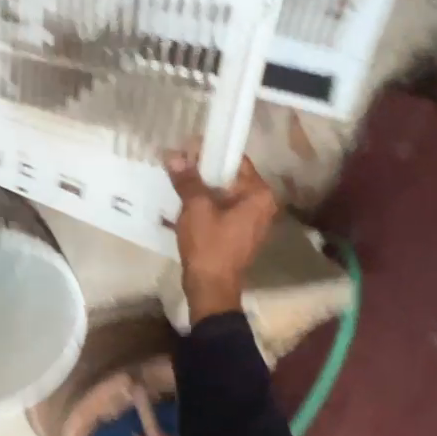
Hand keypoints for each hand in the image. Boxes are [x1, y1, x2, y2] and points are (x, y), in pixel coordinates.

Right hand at [165, 152, 277, 323]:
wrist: (211, 287)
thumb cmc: (209, 245)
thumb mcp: (196, 209)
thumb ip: (187, 180)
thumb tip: (174, 155)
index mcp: (259, 194)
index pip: (236, 161)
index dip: (211, 153)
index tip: (188, 148)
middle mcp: (262, 205)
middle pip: (230, 178)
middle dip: (204, 171)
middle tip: (178, 164)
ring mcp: (252, 221)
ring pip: (225, 195)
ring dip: (202, 189)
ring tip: (178, 181)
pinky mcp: (239, 233)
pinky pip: (222, 210)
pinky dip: (206, 205)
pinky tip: (184, 204)